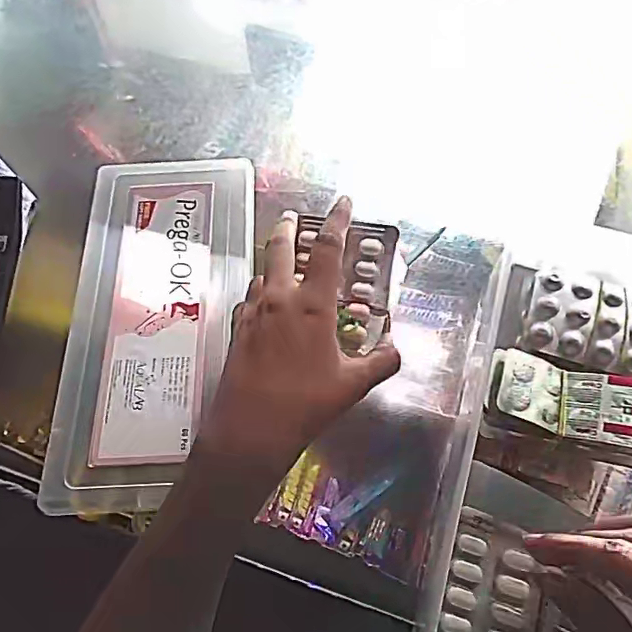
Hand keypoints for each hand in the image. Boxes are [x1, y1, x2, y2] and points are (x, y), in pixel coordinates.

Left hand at [196, 197, 400, 484]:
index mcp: (312, 306)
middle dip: (290, 228)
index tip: (343, 202)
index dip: (338, 221)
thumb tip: (394, 349)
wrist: (251, 428)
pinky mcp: (237, 330)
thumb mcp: (352, 385)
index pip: (328, 251)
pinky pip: (250, 299)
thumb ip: (380, 362)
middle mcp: (279, 300)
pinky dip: (261, 291)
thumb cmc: (305, 405)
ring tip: (283, 262)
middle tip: (295, 218)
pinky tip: (266, 303)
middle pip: (282, 248)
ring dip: (274, 262)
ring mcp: (253, 314)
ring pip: (263, 273)